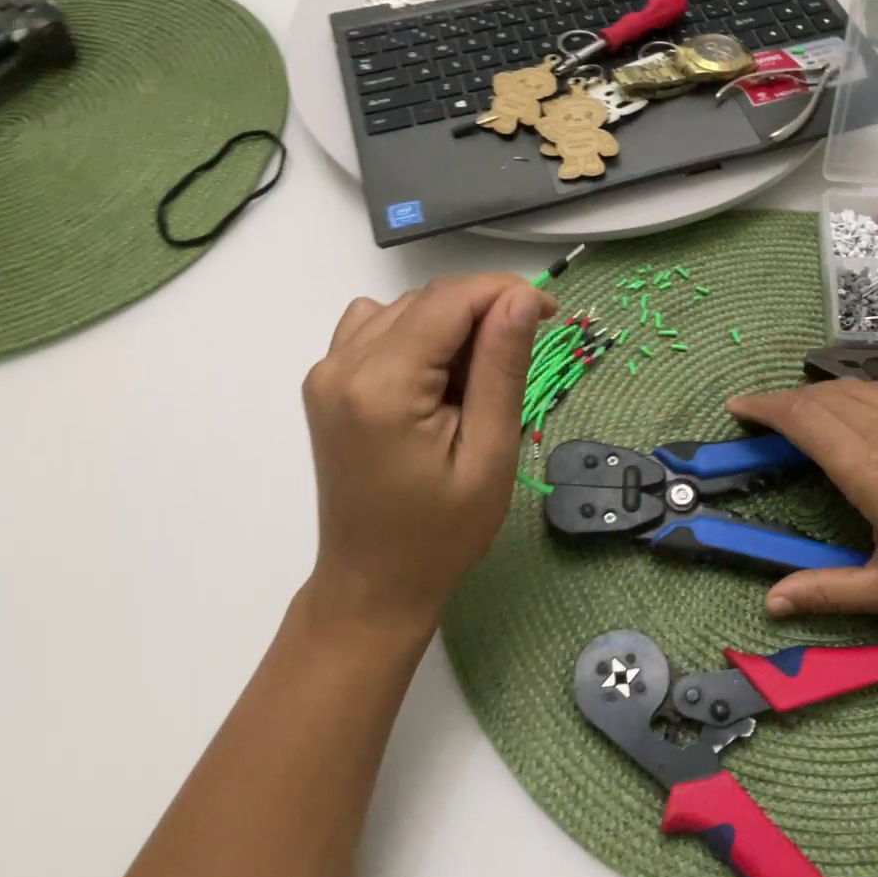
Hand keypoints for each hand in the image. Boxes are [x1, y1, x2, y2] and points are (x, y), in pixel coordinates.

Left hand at [300, 274, 556, 636]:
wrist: (374, 583)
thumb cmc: (441, 534)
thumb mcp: (490, 454)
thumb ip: (501, 369)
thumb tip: (520, 298)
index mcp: (382, 386)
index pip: (450, 300)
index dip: (506, 293)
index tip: (551, 315)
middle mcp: (342, 366)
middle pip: (428, 301)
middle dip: (483, 315)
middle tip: (518, 366)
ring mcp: (326, 372)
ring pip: (404, 309)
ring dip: (452, 328)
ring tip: (475, 384)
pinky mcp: (327, 384)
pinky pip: (377, 328)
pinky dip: (417, 337)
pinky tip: (434, 380)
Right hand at [727, 379, 877, 621]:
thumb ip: (829, 592)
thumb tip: (769, 603)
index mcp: (873, 474)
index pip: (805, 421)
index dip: (765, 407)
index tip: (736, 407)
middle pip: (825, 397)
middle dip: (784, 400)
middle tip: (760, 417)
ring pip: (857, 386)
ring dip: (818, 391)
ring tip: (799, 411)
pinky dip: (855, 389)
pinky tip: (856, 406)